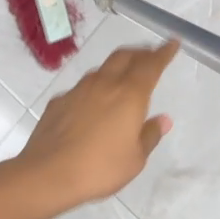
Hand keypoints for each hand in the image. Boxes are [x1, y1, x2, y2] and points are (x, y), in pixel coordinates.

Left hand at [12, 39, 179, 207]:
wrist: (47, 174)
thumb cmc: (99, 169)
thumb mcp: (134, 159)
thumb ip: (149, 136)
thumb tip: (162, 120)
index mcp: (129, 95)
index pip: (151, 65)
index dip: (163, 53)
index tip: (172, 44)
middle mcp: (103, 85)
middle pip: (124, 57)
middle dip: (139, 53)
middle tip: (149, 56)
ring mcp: (77, 92)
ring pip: (100, 71)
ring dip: (114, 69)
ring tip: (120, 78)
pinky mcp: (57, 103)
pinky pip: (80, 89)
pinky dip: (92, 89)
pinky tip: (90, 103)